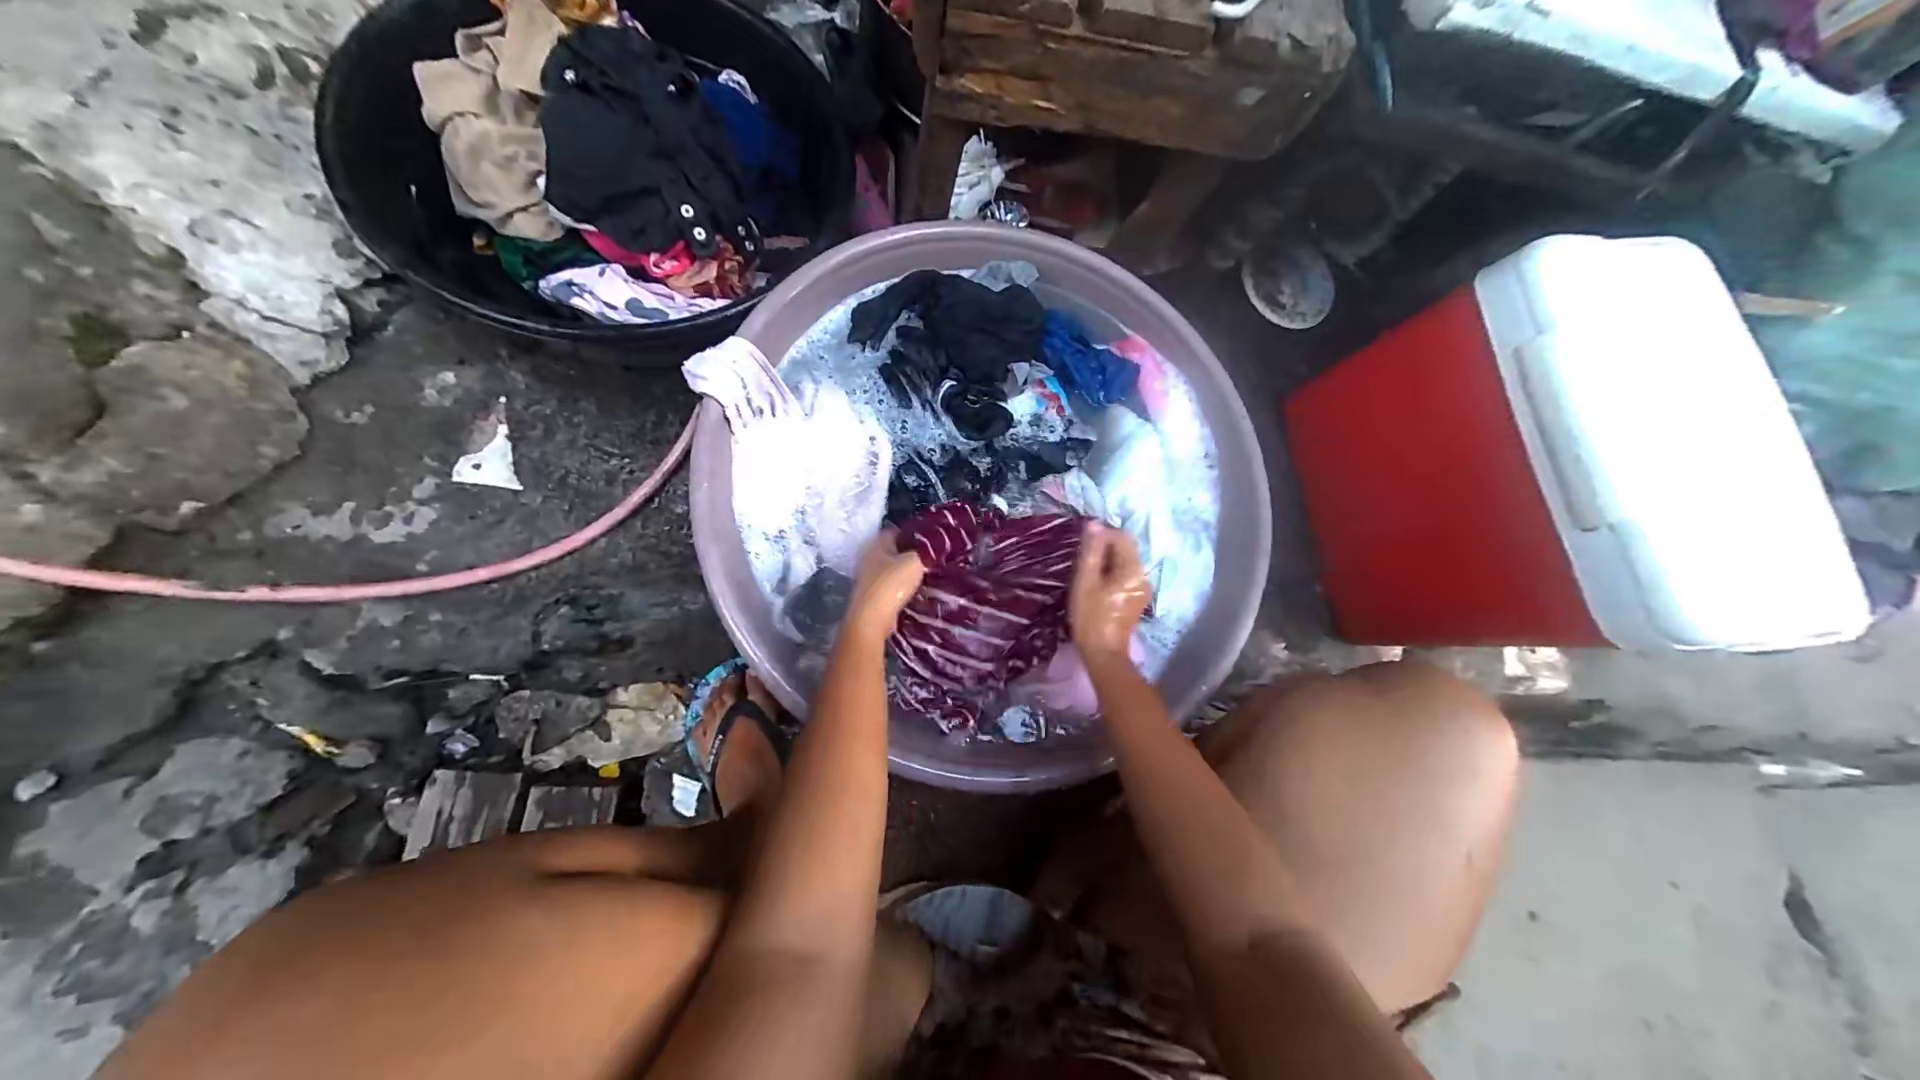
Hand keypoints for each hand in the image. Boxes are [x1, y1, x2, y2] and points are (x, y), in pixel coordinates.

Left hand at [844, 529, 925, 644]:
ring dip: (905, 573)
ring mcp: (868, 578)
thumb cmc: (892, 584)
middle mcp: (868, 558)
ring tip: (927, 575)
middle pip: (893, 551)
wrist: (873, 619)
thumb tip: (935, 548)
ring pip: (891, 570)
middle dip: (909, 554)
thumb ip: (926, 552)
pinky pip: (891, 587)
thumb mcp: (915, 561)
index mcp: (877, 544)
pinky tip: (916, 592)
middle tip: (931, 558)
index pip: (895, 531)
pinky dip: (901, 588)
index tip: (929, 540)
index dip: (912, 534)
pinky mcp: (871, 596)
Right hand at [1070, 522, 1151, 663]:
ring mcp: (1142, 588)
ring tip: (1086, 572)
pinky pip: (1124, 575)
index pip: (1121, 537)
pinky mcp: (1136, 598)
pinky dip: (1110, 573)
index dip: (1102, 535)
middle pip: (1125, 549)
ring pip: (1123, 562)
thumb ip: (1091, 551)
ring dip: (1105, 561)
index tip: (1082, 545)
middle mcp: (1143, 575)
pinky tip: (1095, 584)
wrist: (1103, 653)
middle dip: (1103, 548)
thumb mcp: (1085, 581)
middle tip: (1081, 560)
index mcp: (1133, 569)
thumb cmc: (1091, 617)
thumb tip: (1095, 524)